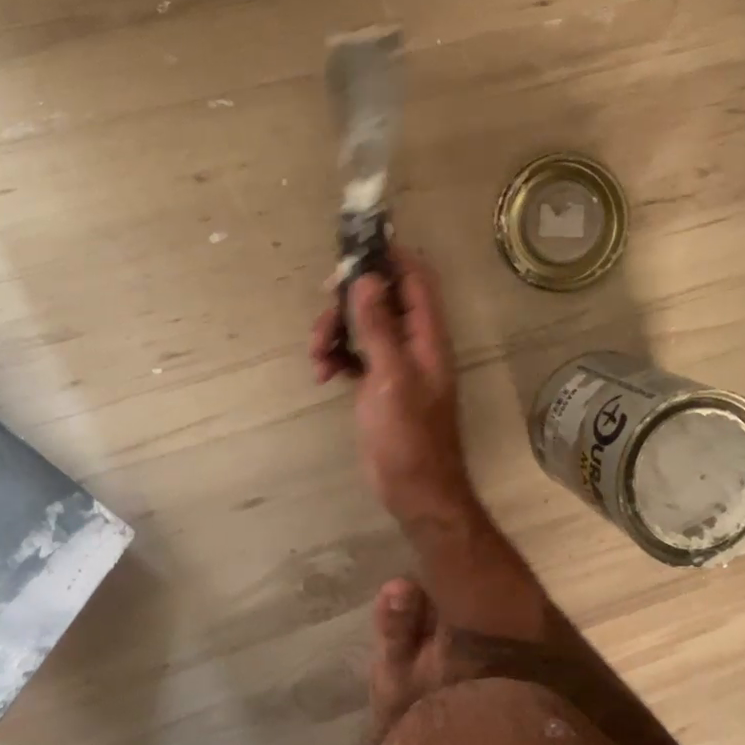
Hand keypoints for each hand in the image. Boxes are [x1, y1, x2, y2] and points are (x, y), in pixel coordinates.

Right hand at [310, 247, 474, 523]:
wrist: (415, 491)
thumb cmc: (409, 436)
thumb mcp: (391, 378)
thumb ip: (379, 327)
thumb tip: (365, 278)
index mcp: (427, 334)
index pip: (415, 277)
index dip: (389, 257)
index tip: (352, 253)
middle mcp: (413, 340)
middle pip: (380, 297)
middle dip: (347, 301)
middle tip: (324, 313)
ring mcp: (394, 361)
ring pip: (361, 324)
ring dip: (334, 332)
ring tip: (317, 356)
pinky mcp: (377, 381)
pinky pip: (353, 353)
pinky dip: (334, 356)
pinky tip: (321, 374)